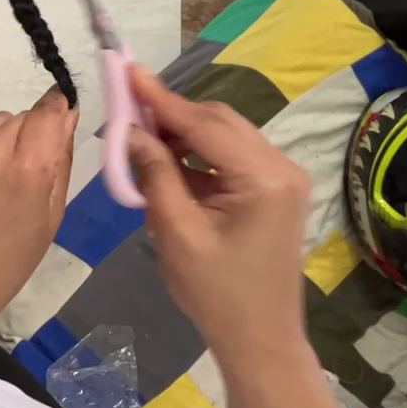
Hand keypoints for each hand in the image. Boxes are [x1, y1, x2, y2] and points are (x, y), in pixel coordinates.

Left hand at [0, 87, 78, 334]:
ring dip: (6, 138)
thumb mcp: (51, 214)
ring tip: (2, 176)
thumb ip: (61, 159)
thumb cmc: (11, 258)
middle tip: (30, 168)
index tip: (63, 114)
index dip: (59, 109)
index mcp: (25, 168)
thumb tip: (66, 116)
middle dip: (33, 133)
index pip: (48, 111)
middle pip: (23, 116)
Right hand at [124, 65, 311, 366]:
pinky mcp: (272, 190)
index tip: (128, 71)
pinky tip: (167, 160)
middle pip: (217, 122)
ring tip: (141, 139)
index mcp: (262, 179)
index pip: (204, 125)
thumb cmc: (214, 291)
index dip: (161, 98)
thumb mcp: (175, 231)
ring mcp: (281, 178)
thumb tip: (131, 130)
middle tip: (126, 110)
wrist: (258, 336)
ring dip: (182, 133)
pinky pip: (229, 156)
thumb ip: (154, 174)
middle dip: (171, 113)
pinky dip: (196, 153)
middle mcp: (280, 168)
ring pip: (223, 135)